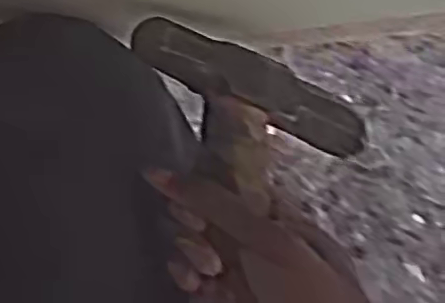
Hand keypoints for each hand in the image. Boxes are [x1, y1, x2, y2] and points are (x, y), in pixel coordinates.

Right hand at [147, 169, 366, 302]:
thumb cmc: (310, 299)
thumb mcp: (273, 242)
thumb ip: (213, 200)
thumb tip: (151, 170)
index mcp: (290, 231)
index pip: (234, 190)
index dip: (205, 186)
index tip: (189, 190)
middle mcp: (264, 249)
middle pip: (202, 212)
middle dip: (190, 217)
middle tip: (194, 227)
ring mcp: (240, 275)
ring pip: (189, 239)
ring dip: (188, 247)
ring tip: (205, 266)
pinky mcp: (217, 294)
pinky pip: (184, 269)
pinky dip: (182, 271)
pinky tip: (191, 280)